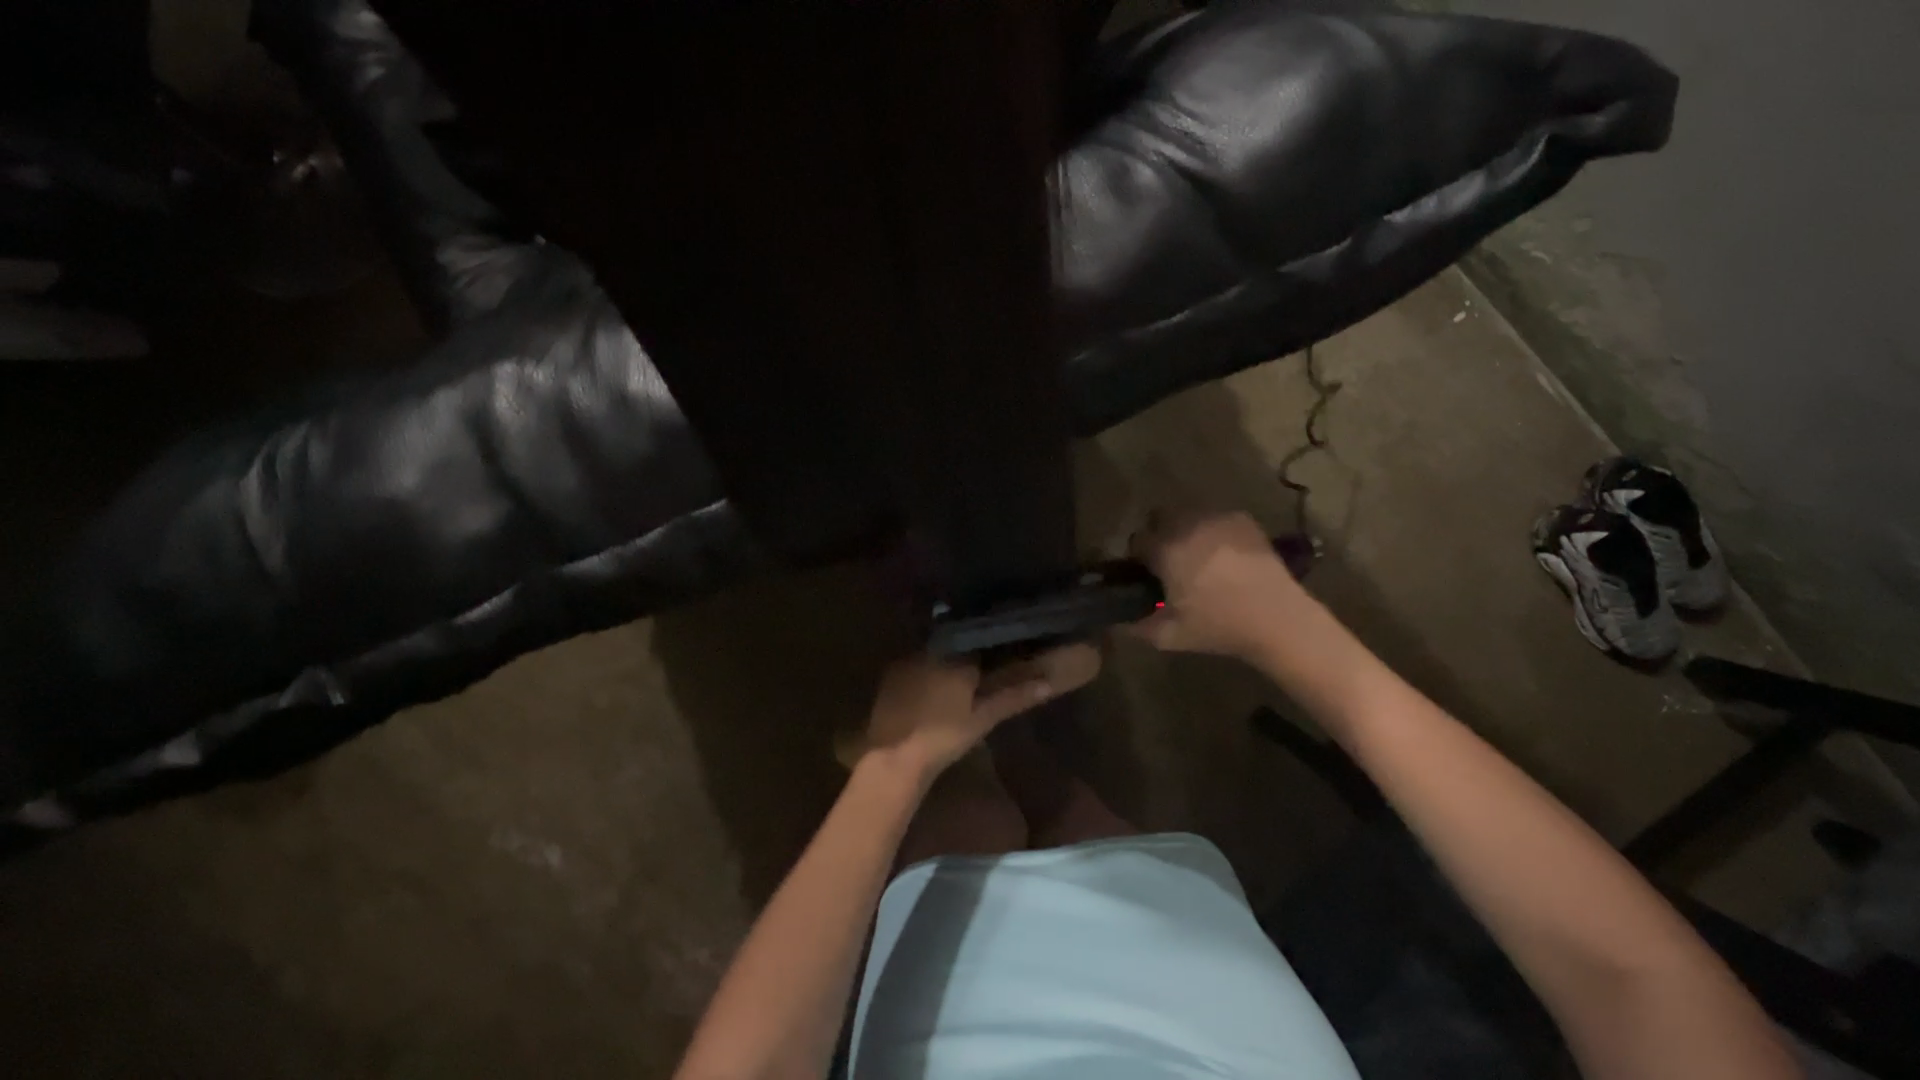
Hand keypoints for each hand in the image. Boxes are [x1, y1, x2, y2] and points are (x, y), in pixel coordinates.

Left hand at [862, 644, 1100, 777]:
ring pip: (932, 654)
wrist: (895, 757)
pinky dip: (923, 672)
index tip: (998, 654)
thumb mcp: (982, 718)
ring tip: (954, 679)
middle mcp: (930, 650)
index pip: (977, 641)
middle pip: (953, 645)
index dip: (988, 648)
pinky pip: (913, 665)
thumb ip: (1013, 696)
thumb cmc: (944, 737)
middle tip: (976, 669)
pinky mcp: (889, 677)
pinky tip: (928, 690)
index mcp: (956, 657)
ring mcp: (906, 662)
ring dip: (943, 662)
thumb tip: (1048, 684)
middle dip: (964, 654)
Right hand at [1129, 511, 1308, 660]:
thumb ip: (1137, 627)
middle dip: (1159, 535)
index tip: (1147, 574)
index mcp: (1167, 549)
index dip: (1138, 557)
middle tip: (1170, 563)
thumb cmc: (1219, 627)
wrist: (1277, 619)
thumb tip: (1121, 621)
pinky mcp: (1243, 520)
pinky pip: (1215, 518)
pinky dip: (1212, 531)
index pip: (1137, 540)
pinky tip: (1223, 557)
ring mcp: (1218, 518)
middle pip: (1159, 517)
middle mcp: (1189, 524)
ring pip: (1188, 515)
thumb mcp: (1170, 637)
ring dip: (1185, 530)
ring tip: (1199, 559)